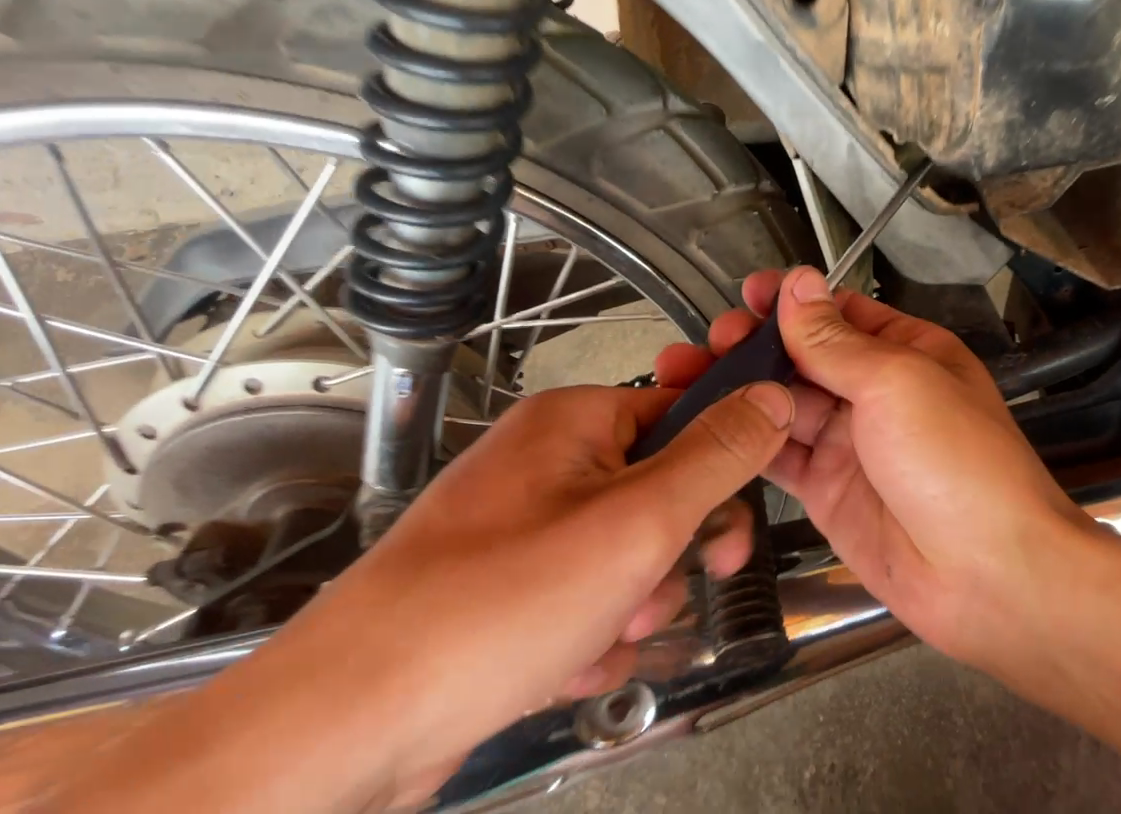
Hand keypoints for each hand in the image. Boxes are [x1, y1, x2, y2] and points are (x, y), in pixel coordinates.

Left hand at [57, 381, 794, 812]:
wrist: (345, 728)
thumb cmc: (501, 606)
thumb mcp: (638, 522)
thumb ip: (718, 455)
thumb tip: (775, 392)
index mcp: (574, 421)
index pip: (685, 417)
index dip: (721, 473)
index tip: (732, 534)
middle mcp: (545, 464)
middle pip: (660, 494)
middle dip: (669, 558)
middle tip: (656, 596)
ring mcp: (519, 530)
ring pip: (627, 556)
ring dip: (631, 605)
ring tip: (594, 642)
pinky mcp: (503, 590)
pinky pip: (585, 598)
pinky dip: (591, 636)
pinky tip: (564, 668)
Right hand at [655, 268, 1100, 667]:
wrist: (986, 575)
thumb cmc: (958, 462)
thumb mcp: (897, 383)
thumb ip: (836, 340)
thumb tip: (797, 284)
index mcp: (909, 353)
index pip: (841, 314)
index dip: (793, 302)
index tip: (746, 293)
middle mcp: (878, 394)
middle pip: (805, 358)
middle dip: (756, 346)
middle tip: (708, 342)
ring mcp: (851, 445)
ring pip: (784, 405)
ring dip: (740, 391)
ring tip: (687, 376)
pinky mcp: (828, 492)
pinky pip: (779, 457)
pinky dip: (745, 441)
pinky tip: (707, 427)